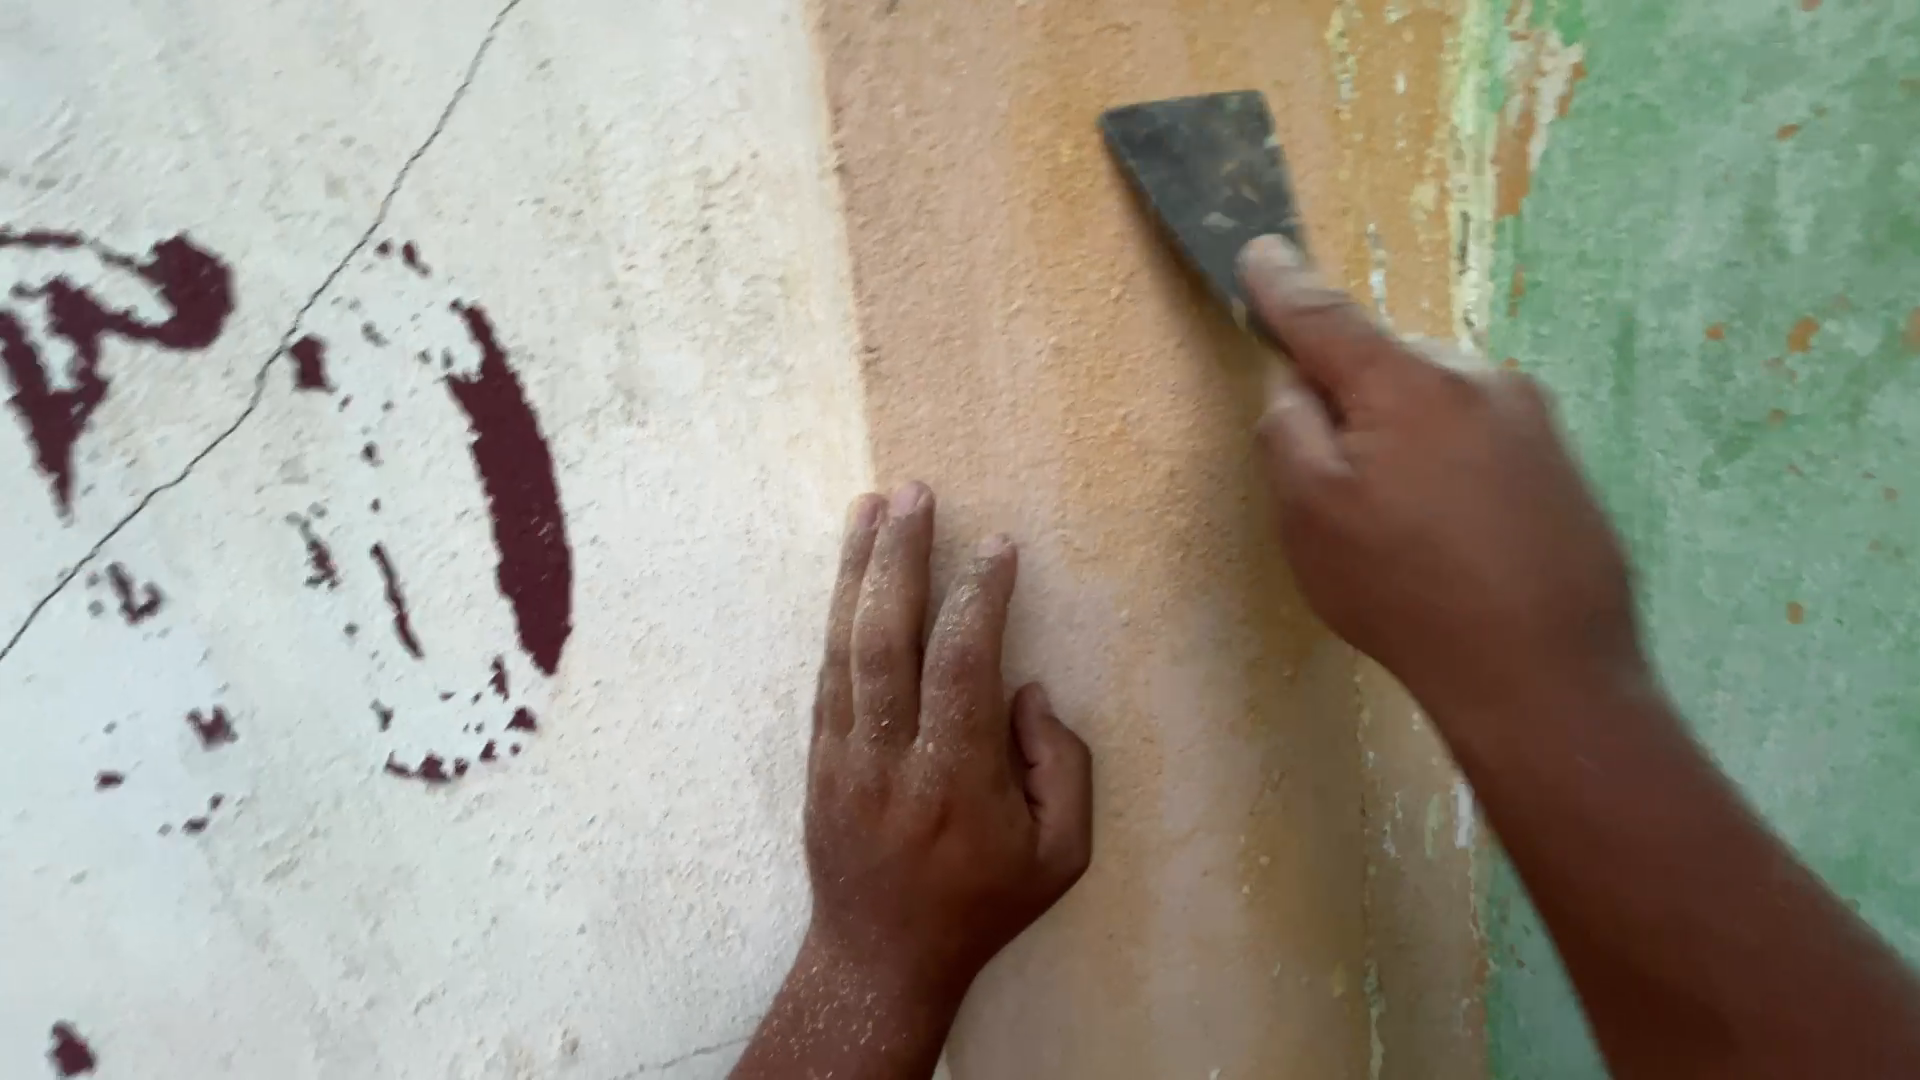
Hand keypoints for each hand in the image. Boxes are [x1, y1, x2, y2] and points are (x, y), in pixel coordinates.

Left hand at [804, 482, 1092, 1001]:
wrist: (878, 955)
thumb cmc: (981, 903)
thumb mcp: (1061, 855)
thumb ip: (1064, 768)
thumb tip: (1027, 689)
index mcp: (955, 780)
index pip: (963, 666)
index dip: (980, 598)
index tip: (998, 546)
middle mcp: (890, 755)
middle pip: (888, 639)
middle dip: (901, 558)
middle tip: (914, 493)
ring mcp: (842, 751)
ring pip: (845, 643)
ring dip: (858, 568)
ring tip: (870, 505)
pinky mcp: (817, 752)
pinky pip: (826, 668)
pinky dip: (837, 610)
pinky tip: (849, 570)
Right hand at [1236, 235, 1646, 721]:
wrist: (1540, 673)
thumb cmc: (1399, 588)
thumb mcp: (1307, 513)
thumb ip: (1286, 429)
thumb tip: (1296, 382)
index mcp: (1406, 384)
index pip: (1325, 317)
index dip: (1281, 286)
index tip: (1257, 250)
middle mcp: (1477, 377)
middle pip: (1379, 360)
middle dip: (1341, 391)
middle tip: (1323, 471)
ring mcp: (1529, 416)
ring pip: (1425, 396)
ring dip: (1390, 427)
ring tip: (1386, 513)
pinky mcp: (1556, 459)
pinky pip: (1468, 429)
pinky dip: (1434, 454)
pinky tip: (1436, 524)